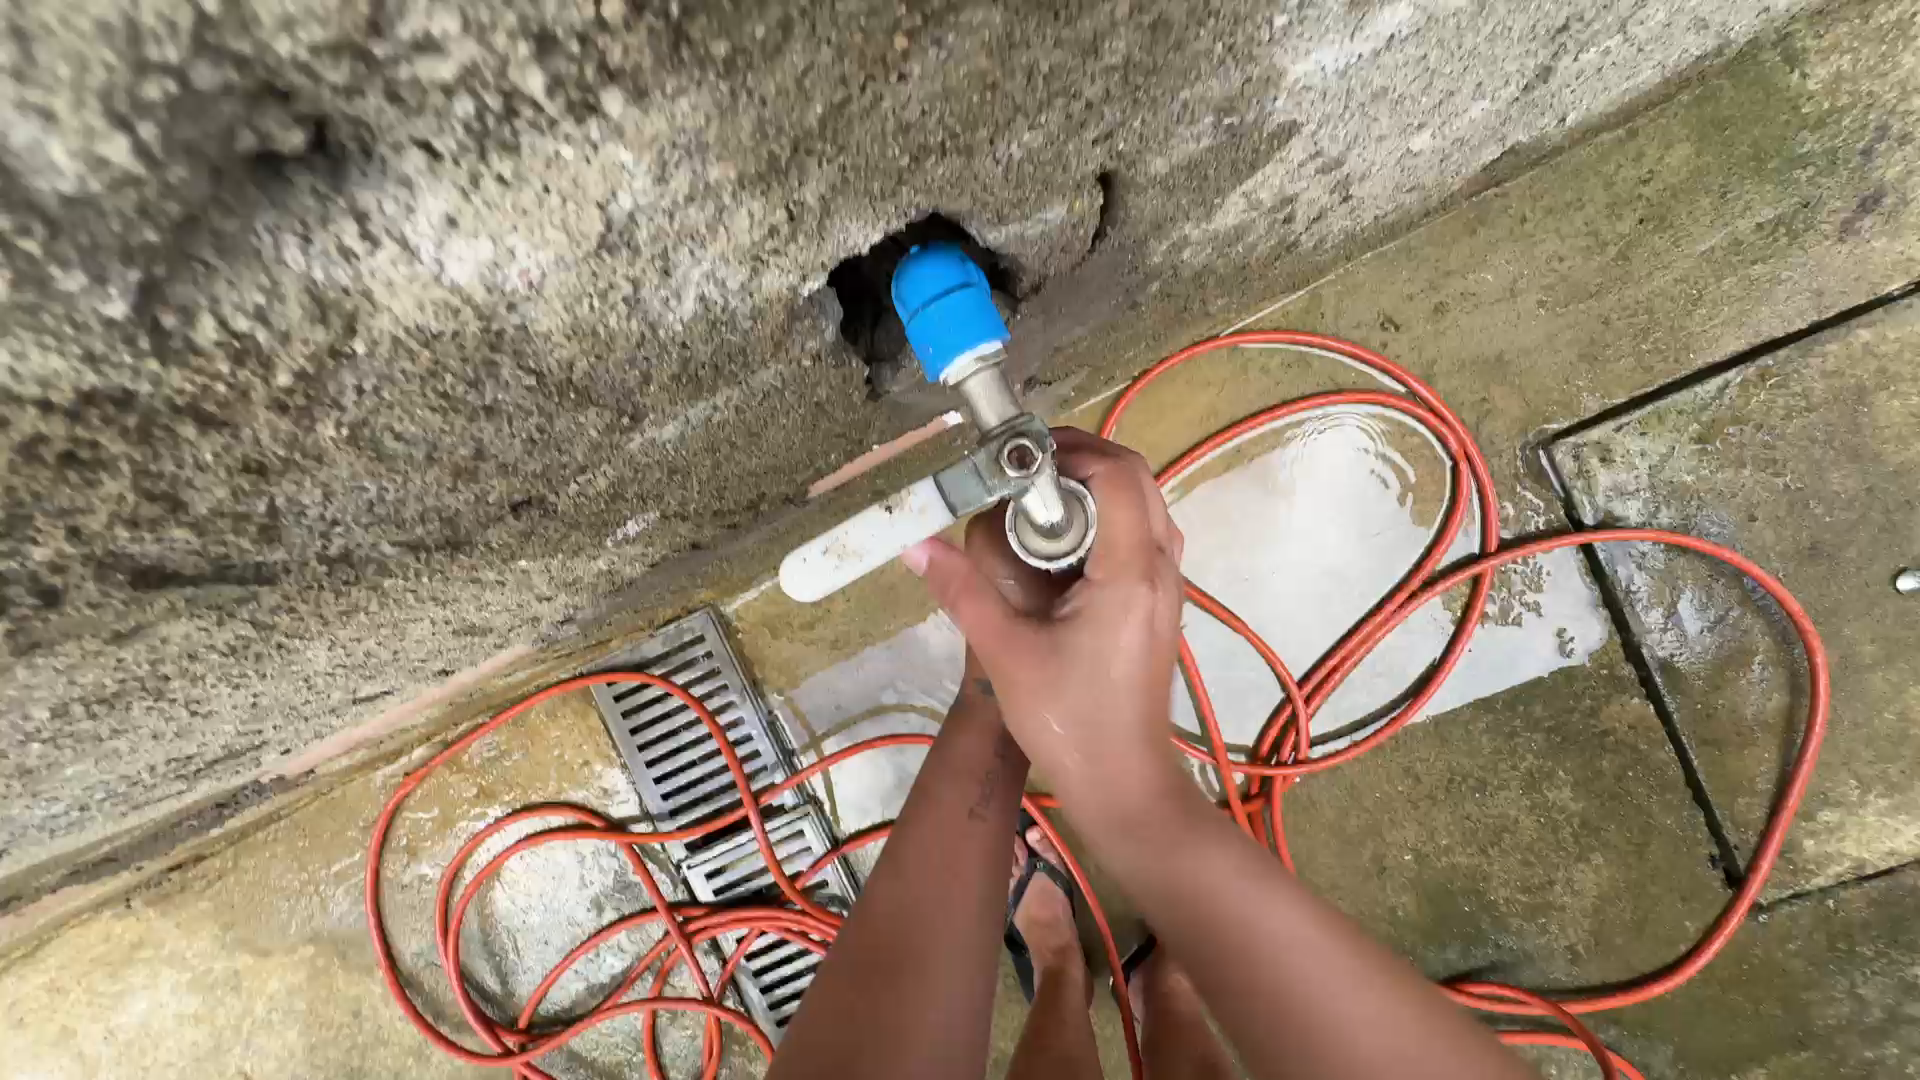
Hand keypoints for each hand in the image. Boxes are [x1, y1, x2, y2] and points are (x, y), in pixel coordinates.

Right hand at [903, 428, 1187, 813]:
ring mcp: (1167, 588)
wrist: (1123, 784)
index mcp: (1130, 573)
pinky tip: (1063, 545)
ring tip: (1041, 498)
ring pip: (1146, 508)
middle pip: (1138, 481)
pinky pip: (1143, 537)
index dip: (1072, 452)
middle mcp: (1160, 569)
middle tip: (1025, 470)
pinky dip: (1108, 519)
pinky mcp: (1159, 606)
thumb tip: (916, 547)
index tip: (1021, 460)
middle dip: (1083, 460)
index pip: (1117, 478)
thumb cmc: (1068, 721)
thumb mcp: (1005, 654)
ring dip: (1098, 488)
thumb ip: (963, 593)